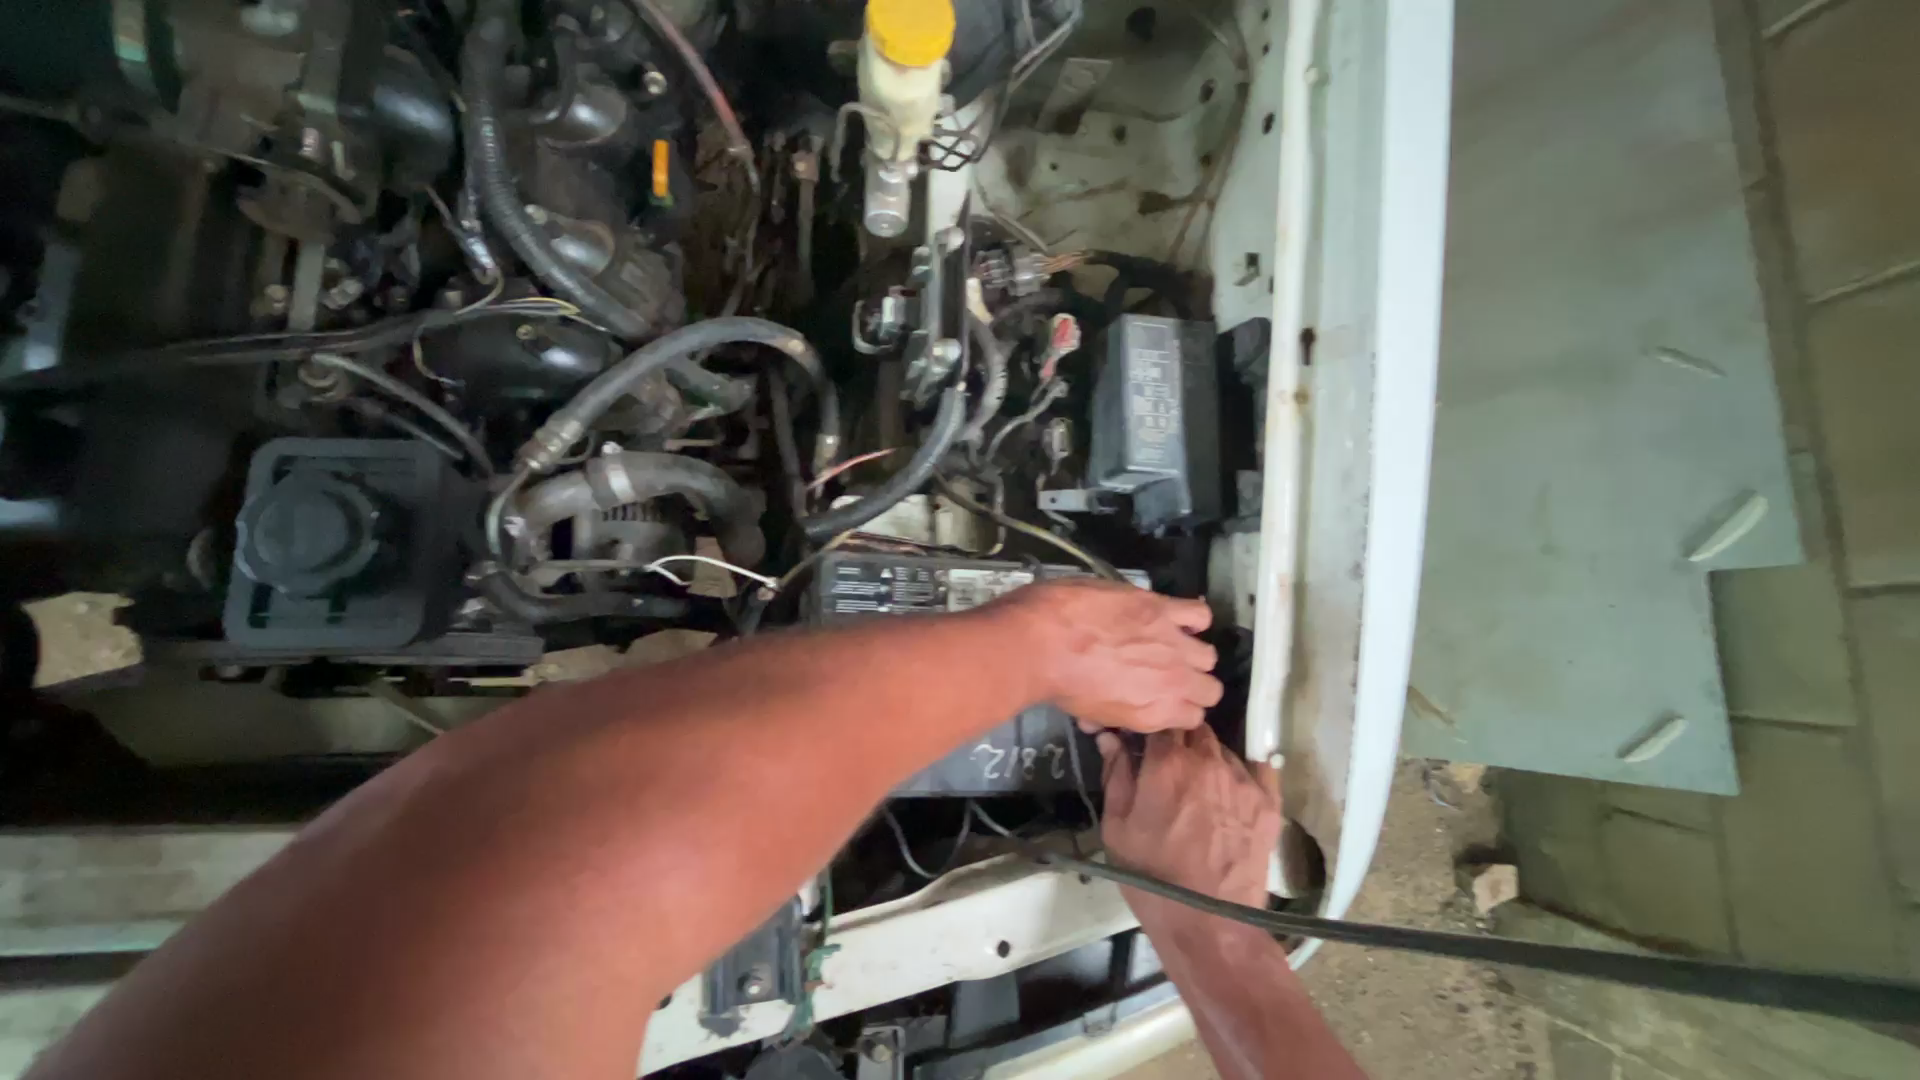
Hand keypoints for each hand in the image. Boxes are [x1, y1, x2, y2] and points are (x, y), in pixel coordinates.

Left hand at [990, 578, 1220, 732]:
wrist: (1042, 642)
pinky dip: (1193, 617)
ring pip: (1208, 654)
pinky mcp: (1162, 607)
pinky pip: (1200, 613)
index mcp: (1159, 712)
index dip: (1180, 707)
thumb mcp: (1091, 714)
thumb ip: (1116, 715)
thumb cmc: (1059, 683)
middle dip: (1191, 684)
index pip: (1194, 716)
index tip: (1165, 698)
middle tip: (1167, 673)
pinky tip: (1174, 617)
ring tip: (1168, 645)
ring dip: (1191, 652)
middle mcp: (1177, 681)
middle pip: (1209, 688)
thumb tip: (1107, 717)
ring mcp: (1174, 642)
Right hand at [1098, 726, 1281, 917]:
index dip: (1151, 730)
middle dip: (1180, 740)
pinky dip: (1243, 770)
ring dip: (1208, 756)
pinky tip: (1232, 786)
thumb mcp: (1116, 826)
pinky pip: (1259, 768)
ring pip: (1223, 749)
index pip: (1161, 722)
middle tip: (1168, 766)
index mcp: (1168, 763)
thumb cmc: (1151, 876)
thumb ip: (1115, 773)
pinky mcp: (1269, 804)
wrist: (1209, 924)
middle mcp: (1209, 761)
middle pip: (1194, 731)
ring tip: (1199, 785)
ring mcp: (1243, 781)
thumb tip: (1111, 736)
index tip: (1143, 743)